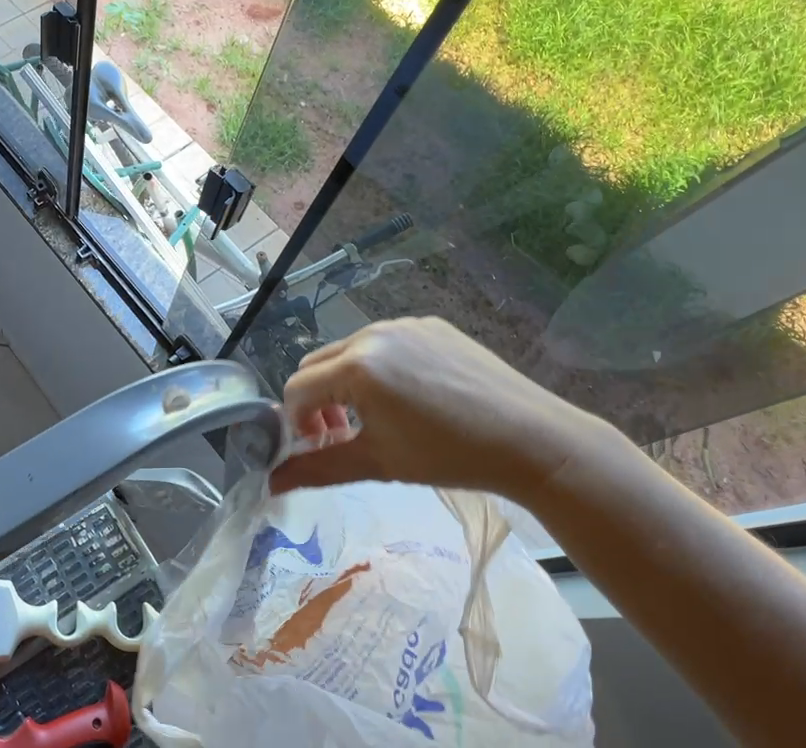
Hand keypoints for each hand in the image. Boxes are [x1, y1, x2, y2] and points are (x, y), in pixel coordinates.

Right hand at [269, 317, 620, 503]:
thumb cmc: (450, 457)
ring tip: (378, 417)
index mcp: (356, 367)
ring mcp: (404, 324)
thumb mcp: (378, 464)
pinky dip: (381, 367)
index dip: (297, 422)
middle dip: (318, 400)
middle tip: (343, 434)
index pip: (298, 388)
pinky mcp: (431, 324)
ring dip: (346, 383)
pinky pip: (386, 342)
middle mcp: (373, 334)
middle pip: (318, 364)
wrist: (533, 440)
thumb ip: (318, 468)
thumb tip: (271, 482)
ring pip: (350, 351)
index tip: (319, 447)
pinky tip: (413, 398)